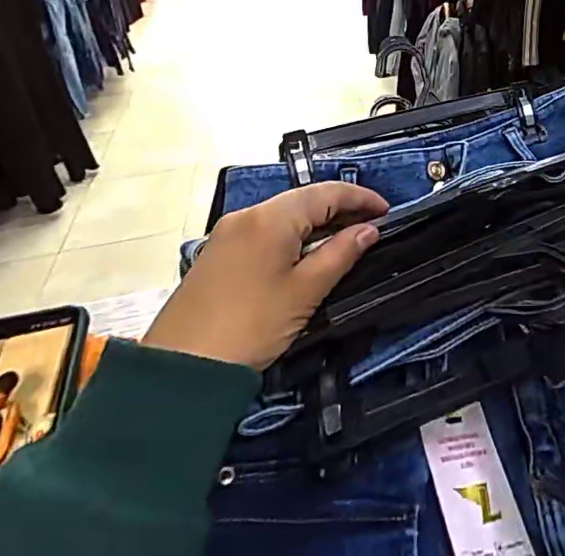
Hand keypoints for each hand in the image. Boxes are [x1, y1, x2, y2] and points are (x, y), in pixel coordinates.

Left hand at [144, 182, 386, 368]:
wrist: (177, 372)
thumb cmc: (250, 326)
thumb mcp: (305, 291)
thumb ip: (341, 253)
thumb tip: (368, 230)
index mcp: (270, 218)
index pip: (327, 193)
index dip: (361, 199)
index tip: (386, 212)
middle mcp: (247, 216)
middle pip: (304, 200)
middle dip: (341, 209)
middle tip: (370, 228)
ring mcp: (228, 234)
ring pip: (285, 215)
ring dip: (318, 223)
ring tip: (345, 241)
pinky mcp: (218, 255)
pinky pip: (266, 231)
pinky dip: (294, 235)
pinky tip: (308, 254)